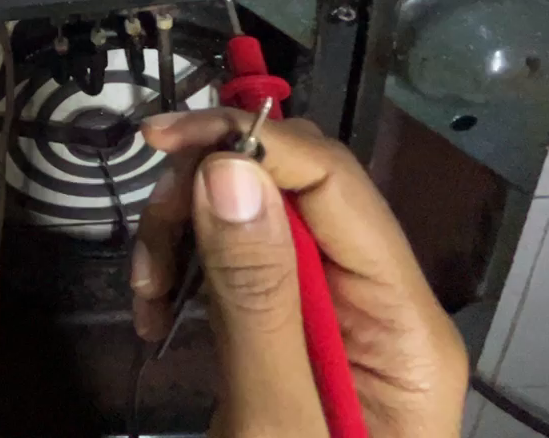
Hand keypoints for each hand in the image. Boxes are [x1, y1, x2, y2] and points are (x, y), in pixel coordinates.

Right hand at [131, 110, 468, 437]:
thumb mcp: (276, 424)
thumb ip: (257, 297)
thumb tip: (229, 167)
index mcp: (400, 318)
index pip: (331, 179)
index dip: (247, 139)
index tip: (159, 142)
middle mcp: (369, 294)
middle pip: (281, 185)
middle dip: (200, 196)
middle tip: (150, 253)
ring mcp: (323, 306)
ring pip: (240, 210)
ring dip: (179, 234)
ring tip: (148, 297)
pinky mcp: (279, 318)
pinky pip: (222, 252)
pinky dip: (177, 264)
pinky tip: (156, 308)